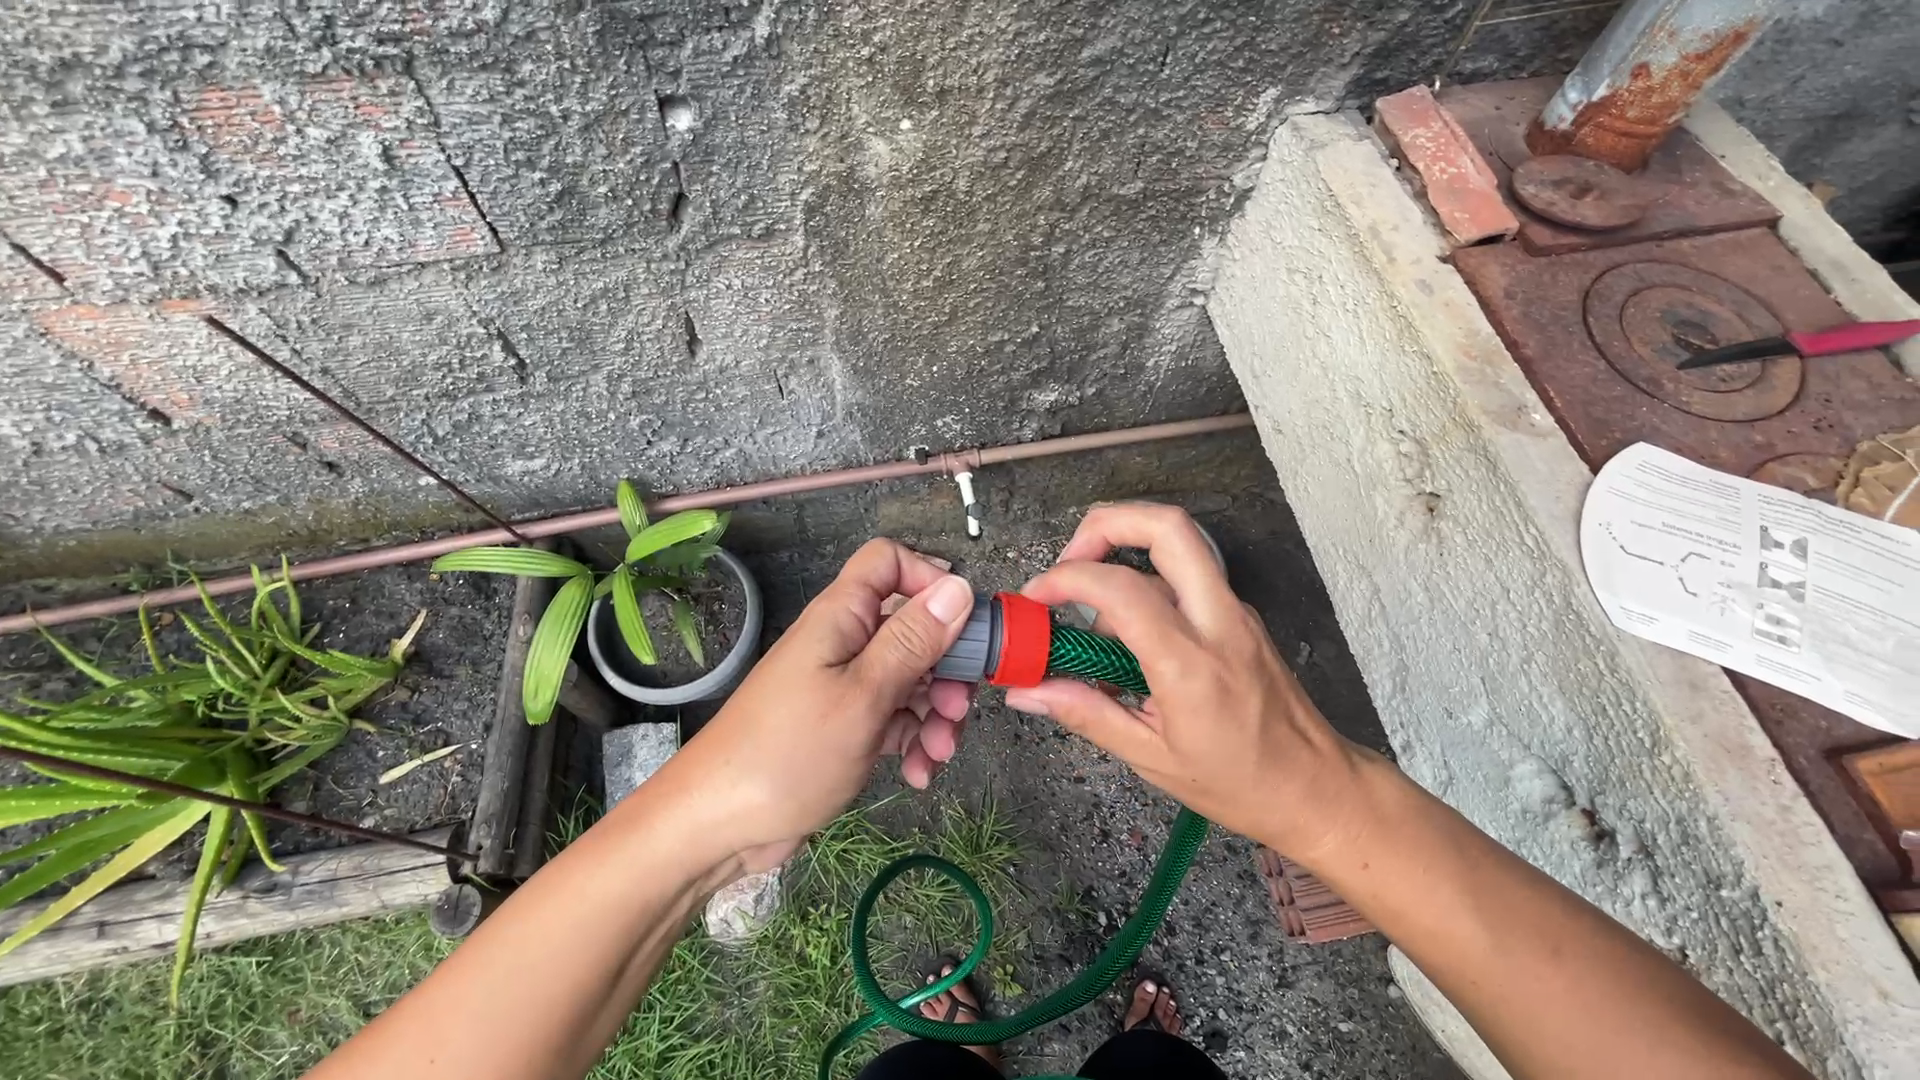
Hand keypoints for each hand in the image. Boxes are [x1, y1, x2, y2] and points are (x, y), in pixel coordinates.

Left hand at [662, 540, 975, 872]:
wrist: (719, 825)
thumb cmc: (790, 753)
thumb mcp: (863, 696)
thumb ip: (912, 641)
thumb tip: (959, 587)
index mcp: (842, 617)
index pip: (889, 562)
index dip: (929, 580)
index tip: (962, 625)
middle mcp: (845, 642)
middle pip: (913, 628)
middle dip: (946, 667)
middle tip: (958, 708)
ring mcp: (844, 685)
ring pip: (911, 678)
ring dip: (935, 714)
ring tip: (938, 754)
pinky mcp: (846, 725)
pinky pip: (894, 718)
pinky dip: (912, 741)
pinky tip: (917, 773)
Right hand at [1005, 503, 1374, 860]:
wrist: (1317, 789)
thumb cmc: (1240, 782)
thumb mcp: (1151, 757)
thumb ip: (1084, 713)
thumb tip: (1026, 691)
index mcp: (1191, 664)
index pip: (1121, 589)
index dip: (1065, 580)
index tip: (1035, 600)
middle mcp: (1219, 621)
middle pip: (1168, 525)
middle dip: (1106, 523)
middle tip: (1068, 560)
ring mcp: (1235, 611)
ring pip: (1177, 546)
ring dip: (1123, 559)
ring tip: (1093, 623)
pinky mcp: (1239, 615)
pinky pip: (1186, 579)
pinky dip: (1146, 589)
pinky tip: (1128, 643)